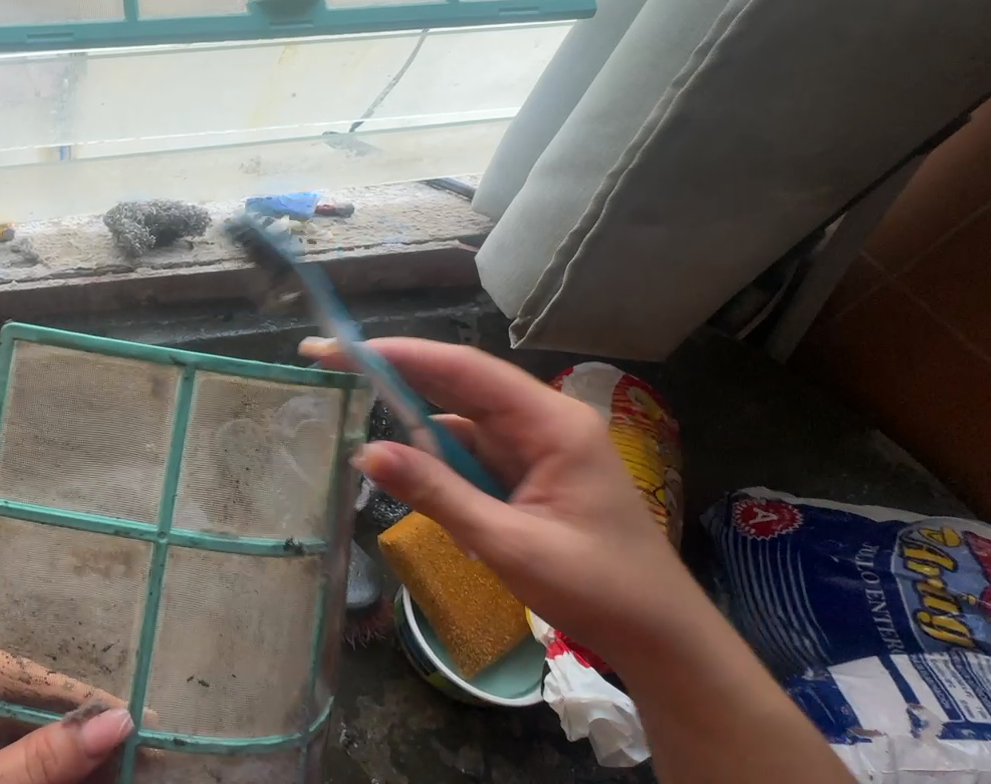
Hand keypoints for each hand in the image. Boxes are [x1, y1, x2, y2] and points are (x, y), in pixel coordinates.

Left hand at [0, 641, 133, 783]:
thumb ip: (39, 763)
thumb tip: (119, 721)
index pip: (16, 668)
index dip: (75, 690)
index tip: (133, 702)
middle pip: (27, 698)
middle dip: (82, 720)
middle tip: (148, 727)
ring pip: (29, 731)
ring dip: (77, 749)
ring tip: (139, 752)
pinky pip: (17, 759)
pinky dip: (54, 771)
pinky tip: (101, 772)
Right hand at [300, 336, 700, 668]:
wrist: (664, 642)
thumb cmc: (599, 591)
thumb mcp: (508, 544)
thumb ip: (436, 493)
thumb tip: (364, 453)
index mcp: (552, 423)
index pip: (463, 369)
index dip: (398, 353)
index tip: (341, 348)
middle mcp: (542, 420)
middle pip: (455, 381)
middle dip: (392, 373)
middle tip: (327, 363)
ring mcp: (535, 444)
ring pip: (457, 416)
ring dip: (410, 422)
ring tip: (357, 418)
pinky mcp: (526, 470)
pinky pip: (467, 449)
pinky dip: (433, 457)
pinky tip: (408, 471)